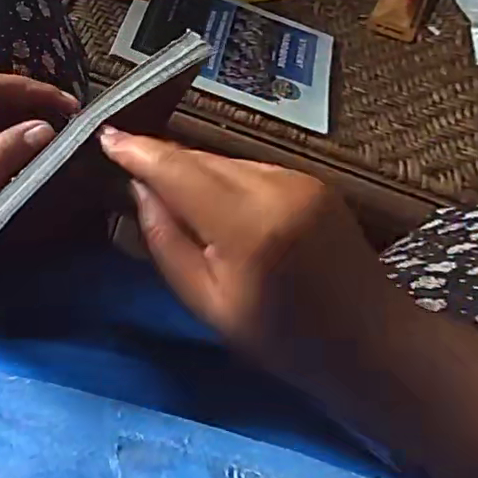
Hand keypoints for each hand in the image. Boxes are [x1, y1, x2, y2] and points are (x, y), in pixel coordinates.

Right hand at [98, 127, 398, 385]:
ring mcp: (297, 178)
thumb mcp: (208, 304)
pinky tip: (217, 205)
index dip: (138, 150)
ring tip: (171, 194)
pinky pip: (248, 168)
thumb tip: (139, 188)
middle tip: (126, 165)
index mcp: (247, 226)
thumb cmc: (283, 339)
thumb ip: (166, 241)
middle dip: (161, 160)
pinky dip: (222, 179)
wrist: (372, 341)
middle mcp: (274, 187)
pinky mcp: (310, 178)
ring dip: (191, 171)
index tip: (105, 136)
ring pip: (223, 160)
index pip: (178, 170)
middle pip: (199, 158)